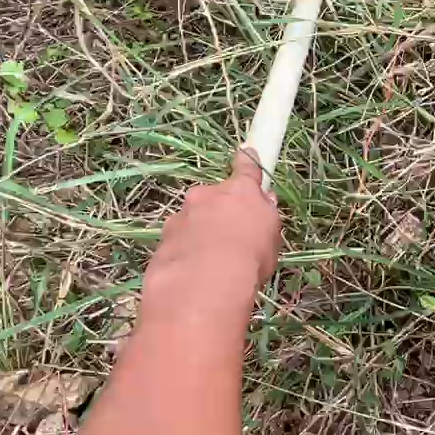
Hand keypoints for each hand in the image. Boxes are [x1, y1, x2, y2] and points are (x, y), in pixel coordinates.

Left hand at [142, 150, 281, 323]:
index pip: (246, 168)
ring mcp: (181, 216)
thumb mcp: (271, 237)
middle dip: (220, 210)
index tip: (247, 151)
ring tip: (211, 262)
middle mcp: (207, 196)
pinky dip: (185, 251)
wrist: (203, 283)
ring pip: (193, 219)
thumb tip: (264, 202)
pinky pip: (178, 240)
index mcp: (240, 191)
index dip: (247, 162)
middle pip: (215, 197)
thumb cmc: (249, 257)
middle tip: (231, 235)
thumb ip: (266, 217)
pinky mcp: (162, 239)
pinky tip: (194, 273)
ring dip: (201, 232)